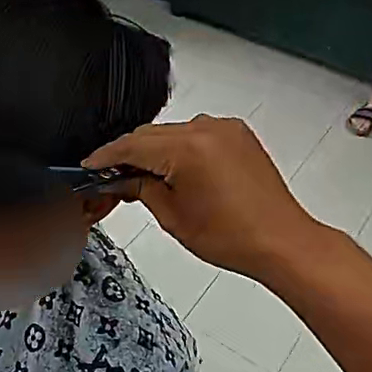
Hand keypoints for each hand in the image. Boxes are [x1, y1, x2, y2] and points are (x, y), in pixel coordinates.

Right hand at [83, 116, 330, 279]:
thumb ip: (143, 189)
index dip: (106, 157)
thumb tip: (126, 178)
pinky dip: (180, 149)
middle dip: (129, 154)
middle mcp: (208, 130)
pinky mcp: (238, 136)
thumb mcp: (173, 217)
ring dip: (155, 151)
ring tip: (145, 179)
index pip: (132, 145)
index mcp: (188, 148)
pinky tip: (173, 170)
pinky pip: (197, 134)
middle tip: (113, 178)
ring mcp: (226, 130)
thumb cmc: (237, 236)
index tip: (92, 165)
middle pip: (150, 134)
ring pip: (173, 132)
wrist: (279, 241)